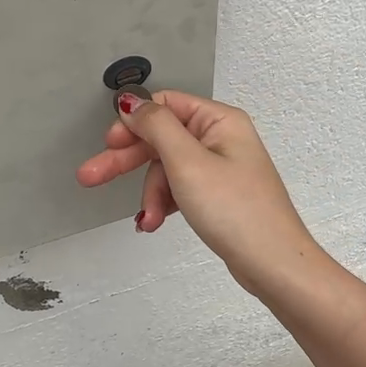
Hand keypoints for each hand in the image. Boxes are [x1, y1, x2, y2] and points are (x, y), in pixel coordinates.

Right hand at [76, 89, 321, 292]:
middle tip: (90, 176)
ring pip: (167, 167)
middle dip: (127, 160)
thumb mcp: (187, 162)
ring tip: (146, 219)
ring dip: (150, 191)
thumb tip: (131, 100)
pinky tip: (154, 222)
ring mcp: (220, 167)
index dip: (134, 121)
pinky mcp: (218, 195)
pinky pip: (180, 188)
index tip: (108, 143)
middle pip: (161, 138)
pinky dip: (165, 203)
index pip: (165, 105)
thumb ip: (155, 126)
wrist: (275, 266)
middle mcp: (220, 138)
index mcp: (218, 121)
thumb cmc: (236, 211)